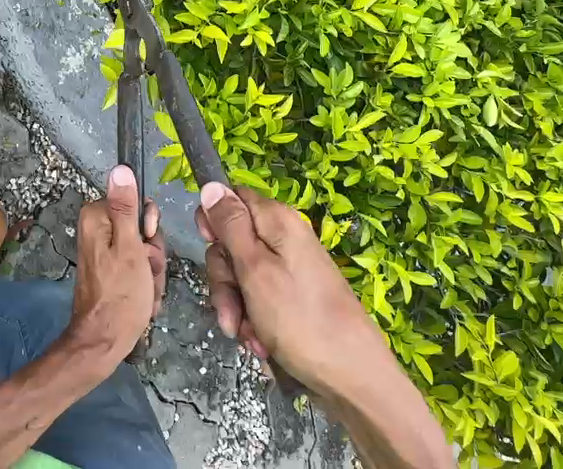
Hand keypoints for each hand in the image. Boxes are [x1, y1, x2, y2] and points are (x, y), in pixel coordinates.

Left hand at [61, 165, 165, 371]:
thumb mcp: (130, 248)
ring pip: (144, 252)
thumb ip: (127, 208)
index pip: (137, 205)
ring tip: (145, 291)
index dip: (149, 229)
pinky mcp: (111, 270)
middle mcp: (97, 229)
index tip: (147, 250)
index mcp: (96, 217)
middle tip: (147, 273)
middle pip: (142, 229)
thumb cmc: (120, 295)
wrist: (105, 341)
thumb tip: (121, 168)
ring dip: (152, 274)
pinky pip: (138, 269)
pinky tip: (142, 300)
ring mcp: (104, 251)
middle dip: (152, 255)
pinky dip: (145, 285)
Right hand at [196, 182, 381, 393]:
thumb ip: (230, 225)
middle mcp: (285, 238)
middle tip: (230, 307)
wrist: (354, 378)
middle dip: (224, 277)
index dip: (214, 219)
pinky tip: (260, 341)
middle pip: (232, 241)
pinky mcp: (295, 297)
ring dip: (236, 304)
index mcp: (277, 221)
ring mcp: (291, 269)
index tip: (209, 244)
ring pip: (242, 274)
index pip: (232, 197)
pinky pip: (260, 297)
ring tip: (247, 334)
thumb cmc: (300, 319)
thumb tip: (211, 184)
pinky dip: (254, 318)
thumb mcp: (254, 269)